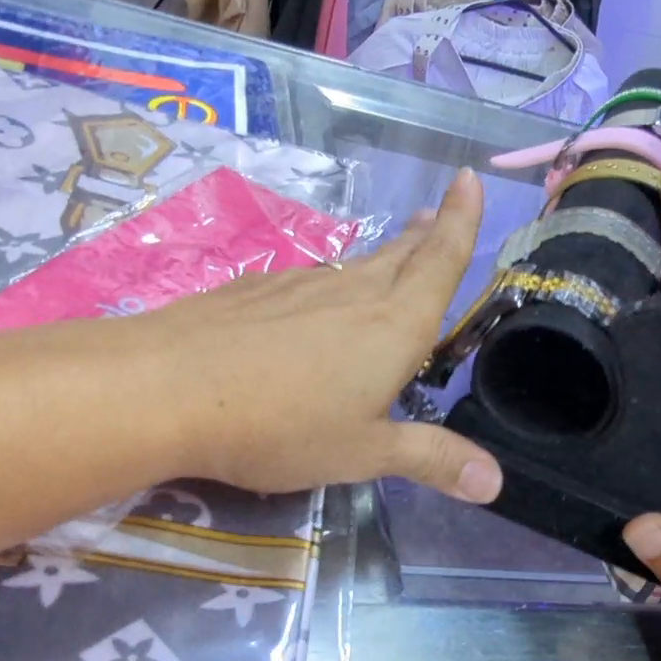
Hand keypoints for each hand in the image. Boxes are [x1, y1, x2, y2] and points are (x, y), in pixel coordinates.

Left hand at [133, 170, 501, 500]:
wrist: (165, 389)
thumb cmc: (283, 425)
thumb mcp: (365, 453)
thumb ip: (432, 460)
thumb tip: (496, 482)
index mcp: (394, 326)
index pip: (441, 263)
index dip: (462, 222)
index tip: (470, 178)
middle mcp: (354, 293)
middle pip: (402, 255)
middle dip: (429, 233)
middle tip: (442, 213)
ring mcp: (300, 287)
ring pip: (358, 266)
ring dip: (386, 257)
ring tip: (398, 256)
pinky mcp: (256, 293)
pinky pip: (312, 282)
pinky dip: (334, 284)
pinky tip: (318, 303)